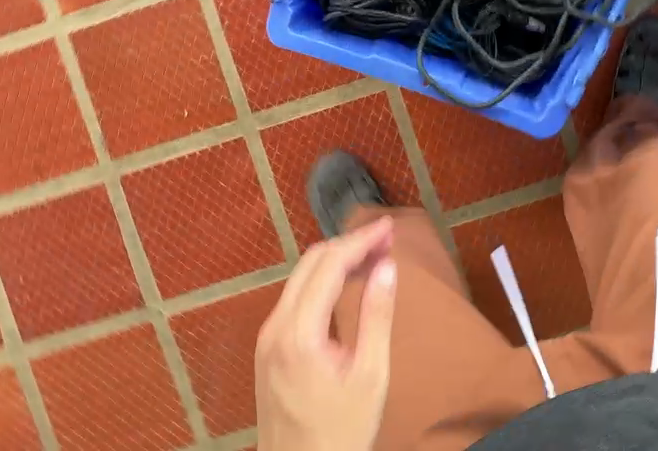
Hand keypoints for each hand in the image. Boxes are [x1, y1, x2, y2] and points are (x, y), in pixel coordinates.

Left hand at [256, 217, 397, 450]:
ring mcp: (267, 337)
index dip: (361, 240)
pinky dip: (322, 280)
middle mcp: (275, 326)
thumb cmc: (341, 432)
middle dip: (348, 244)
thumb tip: (387, 265)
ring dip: (335, 260)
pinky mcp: (268, 348)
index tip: (390, 227)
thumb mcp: (370, 376)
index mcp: (299, 332)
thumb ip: (377, 315)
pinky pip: (295, 297)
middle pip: (311, 262)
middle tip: (385, 240)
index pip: (330, 264)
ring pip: (300, 277)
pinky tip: (345, 283)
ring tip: (372, 256)